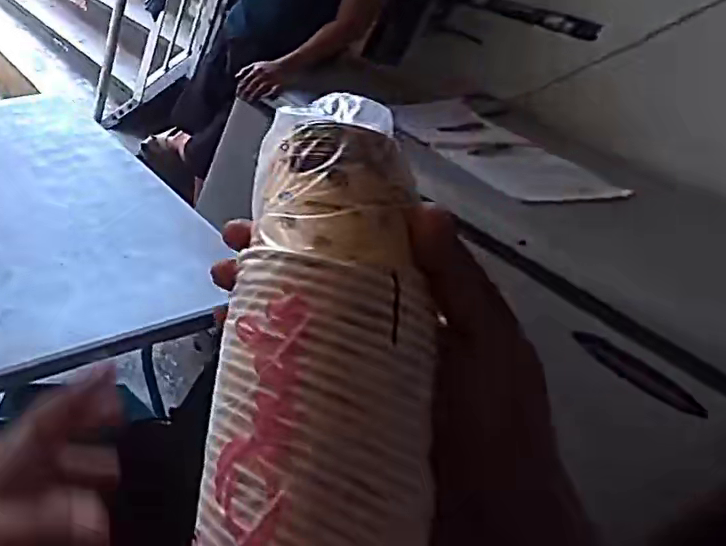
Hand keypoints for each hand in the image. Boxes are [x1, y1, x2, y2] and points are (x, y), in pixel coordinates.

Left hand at [0, 368, 121, 545]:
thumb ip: (46, 516)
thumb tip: (98, 515)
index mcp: (14, 451)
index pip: (56, 412)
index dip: (85, 389)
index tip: (109, 365)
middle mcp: (13, 460)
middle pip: (59, 436)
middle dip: (90, 424)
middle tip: (120, 412)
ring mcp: (4, 483)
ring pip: (52, 465)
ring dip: (82, 463)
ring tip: (112, 466)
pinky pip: (40, 491)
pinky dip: (63, 494)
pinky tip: (75, 509)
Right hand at [210, 211, 591, 545]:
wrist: (493, 518)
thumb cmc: (501, 425)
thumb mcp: (493, 344)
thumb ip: (461, 282)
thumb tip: (426, 213)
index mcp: (398, 297)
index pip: (342, 246)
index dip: (302, 224)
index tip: (271, 211)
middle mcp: (360, 320)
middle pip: (298, 274)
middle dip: (258, 255)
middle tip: (232, 250)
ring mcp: (336, 358)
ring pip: (278, 310)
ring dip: (245, 292)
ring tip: (224, 287)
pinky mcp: (318, 394)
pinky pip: (272, 358)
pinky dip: (244, 340)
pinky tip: (228, 334)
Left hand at [234, 60, 287, 103]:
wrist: (290, 65)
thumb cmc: (272, 66)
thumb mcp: (257, 65)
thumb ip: (246, 70)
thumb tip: (236, 77)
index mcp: (256, 70)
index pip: (245, 81)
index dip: (241, 89)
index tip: (238, 94)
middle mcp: (262, 74)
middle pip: (251, 86)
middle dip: (246, 94)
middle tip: (243, 100)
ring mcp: (271, 80)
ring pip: (259, 91)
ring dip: (254, 97)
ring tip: (250, 102)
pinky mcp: (279, 85)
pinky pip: (271, 93)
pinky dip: (266, 97)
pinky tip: (263, 100)